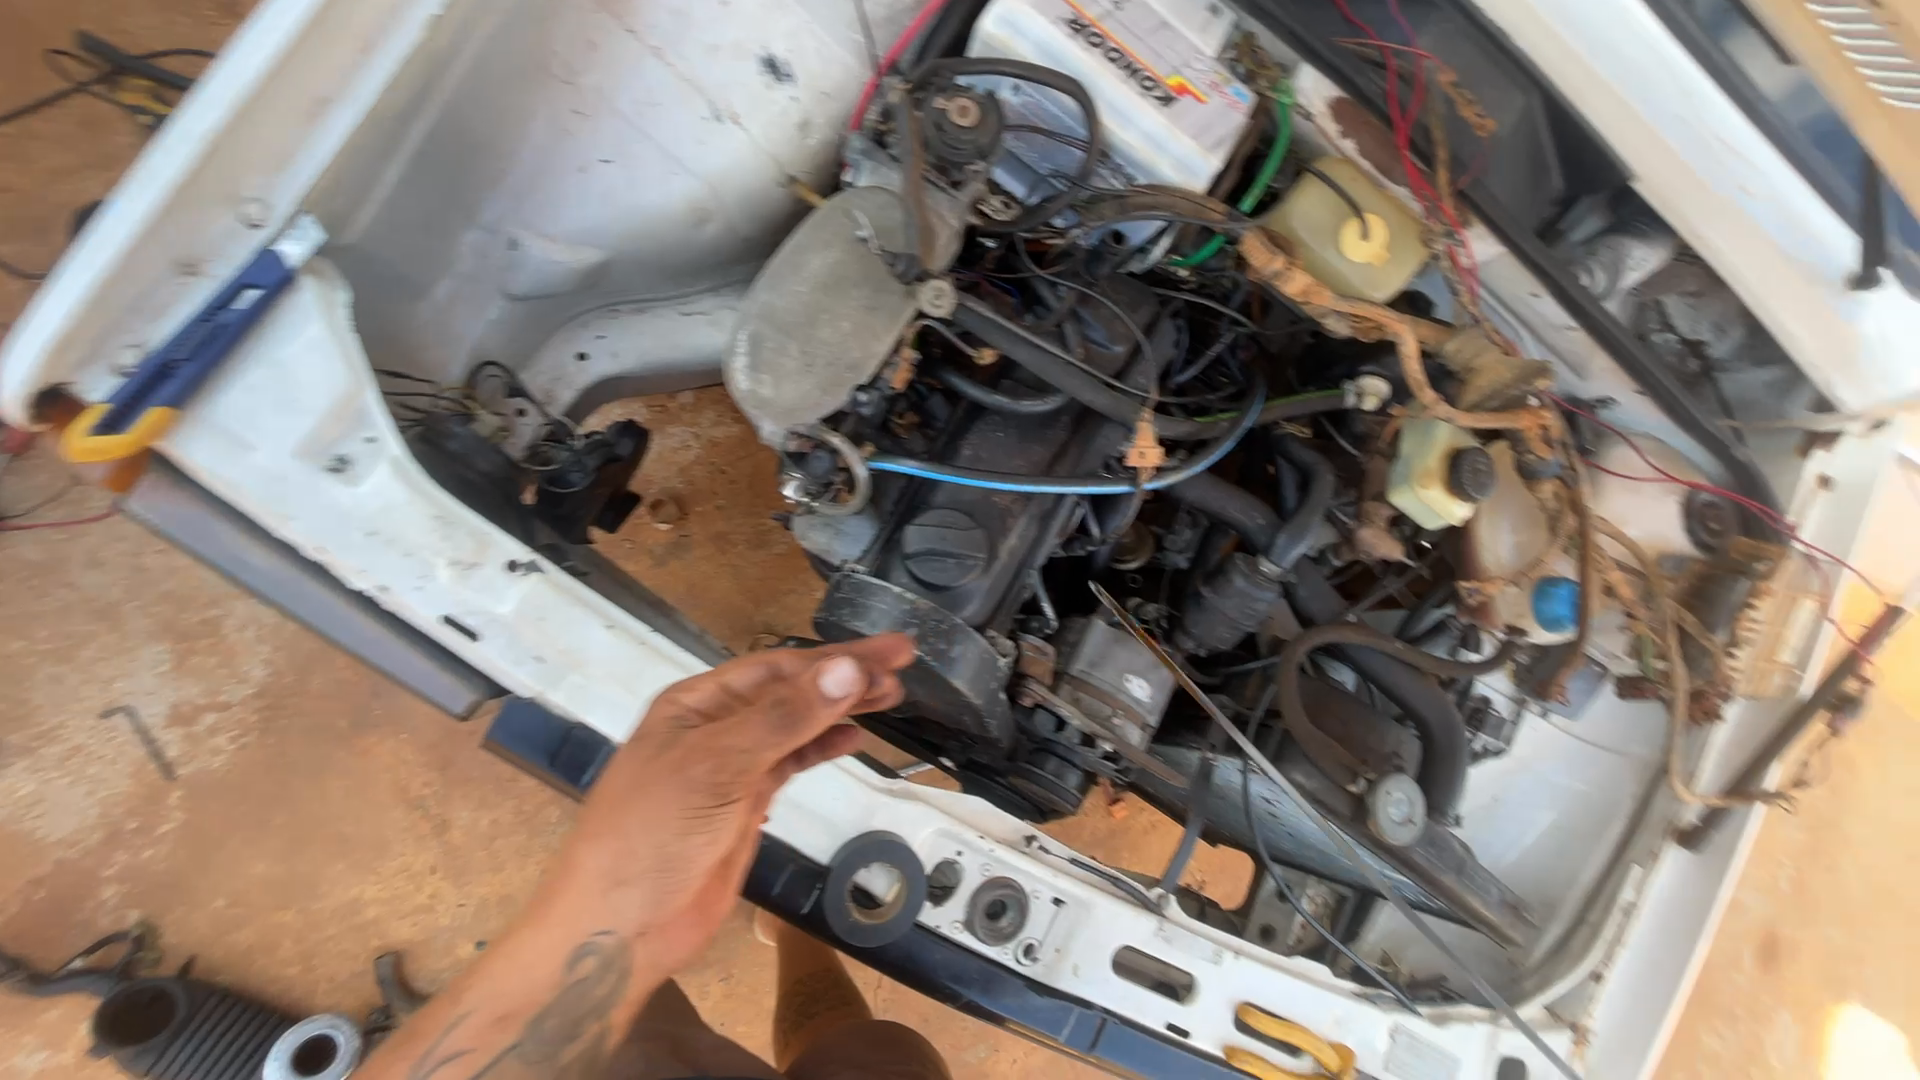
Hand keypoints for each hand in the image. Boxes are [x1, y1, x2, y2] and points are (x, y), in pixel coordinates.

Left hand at [532, 635, 914, 972]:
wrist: (618, 930)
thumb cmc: (654, 834)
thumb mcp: (718, 765)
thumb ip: (785, 718)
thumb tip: (849, 669)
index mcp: (700, 702)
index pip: (782, 668)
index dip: (838, 657)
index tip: (891, 651)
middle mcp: (718, 725)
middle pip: (794, 690)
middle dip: (847, 675)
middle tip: (903, 663)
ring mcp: (733, 765)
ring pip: (798, 724)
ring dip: (842, 707)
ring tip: (892, 694)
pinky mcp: (746, 801)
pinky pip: (793, 761)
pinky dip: (823, 746)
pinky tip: (853, 736)